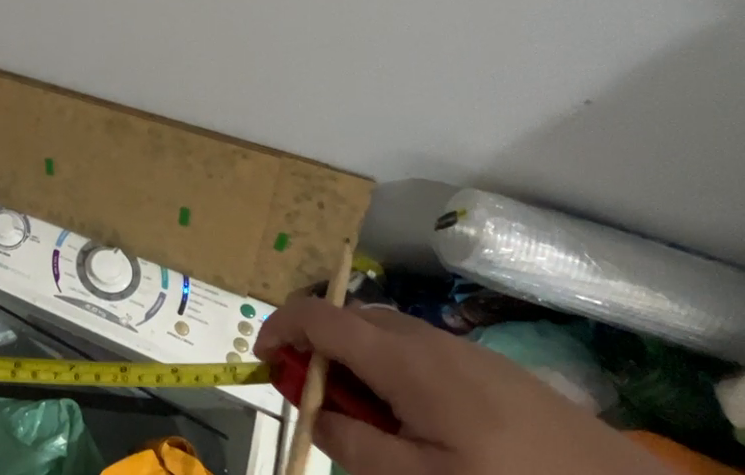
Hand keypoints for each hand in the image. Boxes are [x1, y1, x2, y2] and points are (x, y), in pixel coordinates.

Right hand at [258, 298, 666, 474]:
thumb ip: (352, 445)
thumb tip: (315, 415)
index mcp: (399, 357)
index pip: (314, 315)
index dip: (277, 329)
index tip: (265, 364)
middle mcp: (425, 337)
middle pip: (347, 319)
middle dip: (317, 351)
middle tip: (318, 403)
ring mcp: (464, 350)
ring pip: (385, 335)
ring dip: (357, 363)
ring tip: (369, 419)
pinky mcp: (495, 371)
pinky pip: (422, 353)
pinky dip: (395, 373)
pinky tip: (420, 423)